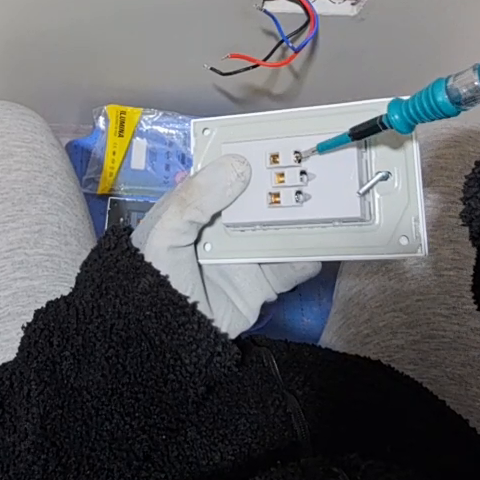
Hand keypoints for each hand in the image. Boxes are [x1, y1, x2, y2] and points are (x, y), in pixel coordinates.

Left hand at [132, 155, 321, 336]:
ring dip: (303, 219)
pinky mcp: (262, 283)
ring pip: (281, 230)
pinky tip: (317, 249)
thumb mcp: (165, 232)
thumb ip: (197, 198)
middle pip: (261, 199)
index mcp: (198, 205)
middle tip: (314, 167)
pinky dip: (307, 258)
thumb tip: (240, 165)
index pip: (226, 172)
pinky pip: (290, 267)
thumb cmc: (151, 277)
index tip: (278, 139)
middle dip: (285, 185)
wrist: (161, 340)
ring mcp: (246, 253)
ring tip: (327, 204)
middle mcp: (225, 224)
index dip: (250, 156)